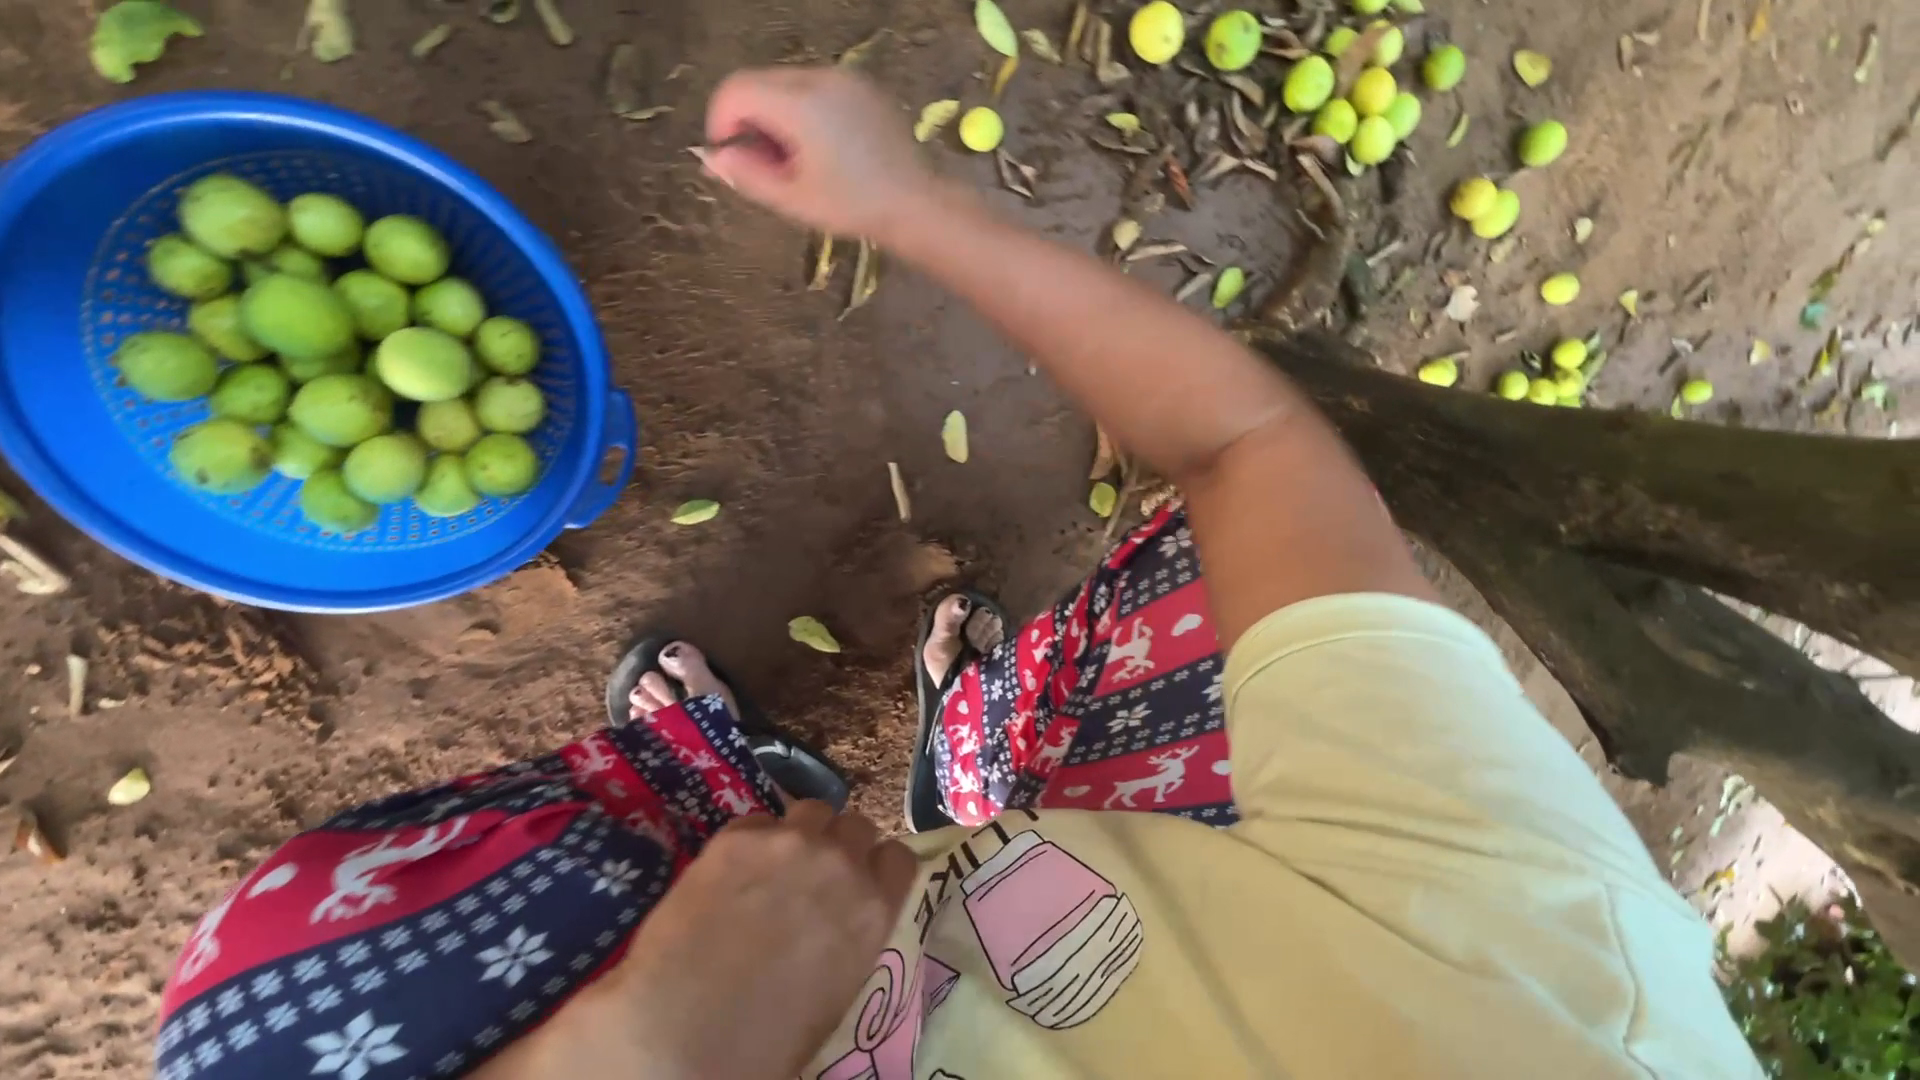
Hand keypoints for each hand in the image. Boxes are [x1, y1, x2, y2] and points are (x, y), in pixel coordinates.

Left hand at [606, 802, 915, 1078]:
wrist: (683, 1036)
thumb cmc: (766, 1040)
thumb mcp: (836, 991)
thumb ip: (850, 935)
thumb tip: (837, 920)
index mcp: (872, 910)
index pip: (898, 857)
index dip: (876, 865)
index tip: (860, 878)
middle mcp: (840, 864)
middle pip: (856, 825)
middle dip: (839, 844)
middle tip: (812, 872)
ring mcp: (788, 843)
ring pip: (811, 810)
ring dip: (800, 832)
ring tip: (772, 862)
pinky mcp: (737, 837)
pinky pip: (757, 821)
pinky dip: (750, 840)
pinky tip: (728, 873)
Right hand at [703, 67, 941, 240]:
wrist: (916, 204)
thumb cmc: (853, 207)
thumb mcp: (793, 199)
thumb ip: (746, 175)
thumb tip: (713, 156)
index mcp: (799, 104)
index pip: (735, 90)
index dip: (722, 123)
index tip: (731, 158)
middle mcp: (820, 77)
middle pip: (760, 84)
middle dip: (752, 123)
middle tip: (769, 168)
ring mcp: (845, 77)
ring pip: (787, 85)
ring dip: (778, 118)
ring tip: (800, 163)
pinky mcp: (863, 86)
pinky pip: (817, 89)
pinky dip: (806, 113)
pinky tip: (825, 151)